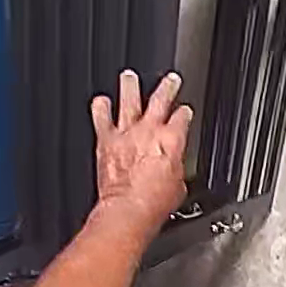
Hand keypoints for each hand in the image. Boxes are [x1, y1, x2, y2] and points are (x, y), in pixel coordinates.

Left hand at [91, 69, 192, 229]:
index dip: (185, 113)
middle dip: (167, 87)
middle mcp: (149, 131)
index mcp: (172, 141)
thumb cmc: (154, 203)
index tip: (185, 111)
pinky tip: (100, 101)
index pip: (182, 118)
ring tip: (129, 76)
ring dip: (130, 86)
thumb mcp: (179, 186)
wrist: (128, 209)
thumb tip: (173, 168)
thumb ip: (176, 169)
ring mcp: (126, 133)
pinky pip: (101, 117)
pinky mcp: (106, 140)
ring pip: (129, 100)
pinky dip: (100, 107)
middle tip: (170, 79)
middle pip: (160, 99)